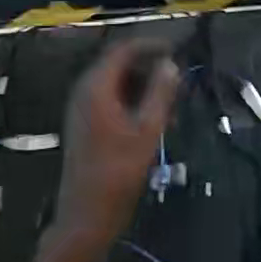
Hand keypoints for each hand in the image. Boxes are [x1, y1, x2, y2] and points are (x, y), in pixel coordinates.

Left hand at [50, 40, 177, 251]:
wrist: (86, 216)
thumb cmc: (119, 172)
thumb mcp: (148, 130)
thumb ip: (160, 93)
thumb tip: (170, 64)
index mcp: (96, 88)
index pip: (123, 50)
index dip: (150, 45)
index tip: (176, 50)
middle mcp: (84, 92)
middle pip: (120, 66)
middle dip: (150, 70)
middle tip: (177, 83)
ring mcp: (82, 109)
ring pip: (117, 85)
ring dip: (144, 89)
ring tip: (171, 109)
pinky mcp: (85, 125)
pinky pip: (111, 101)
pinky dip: (133, 104)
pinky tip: (154, 123)